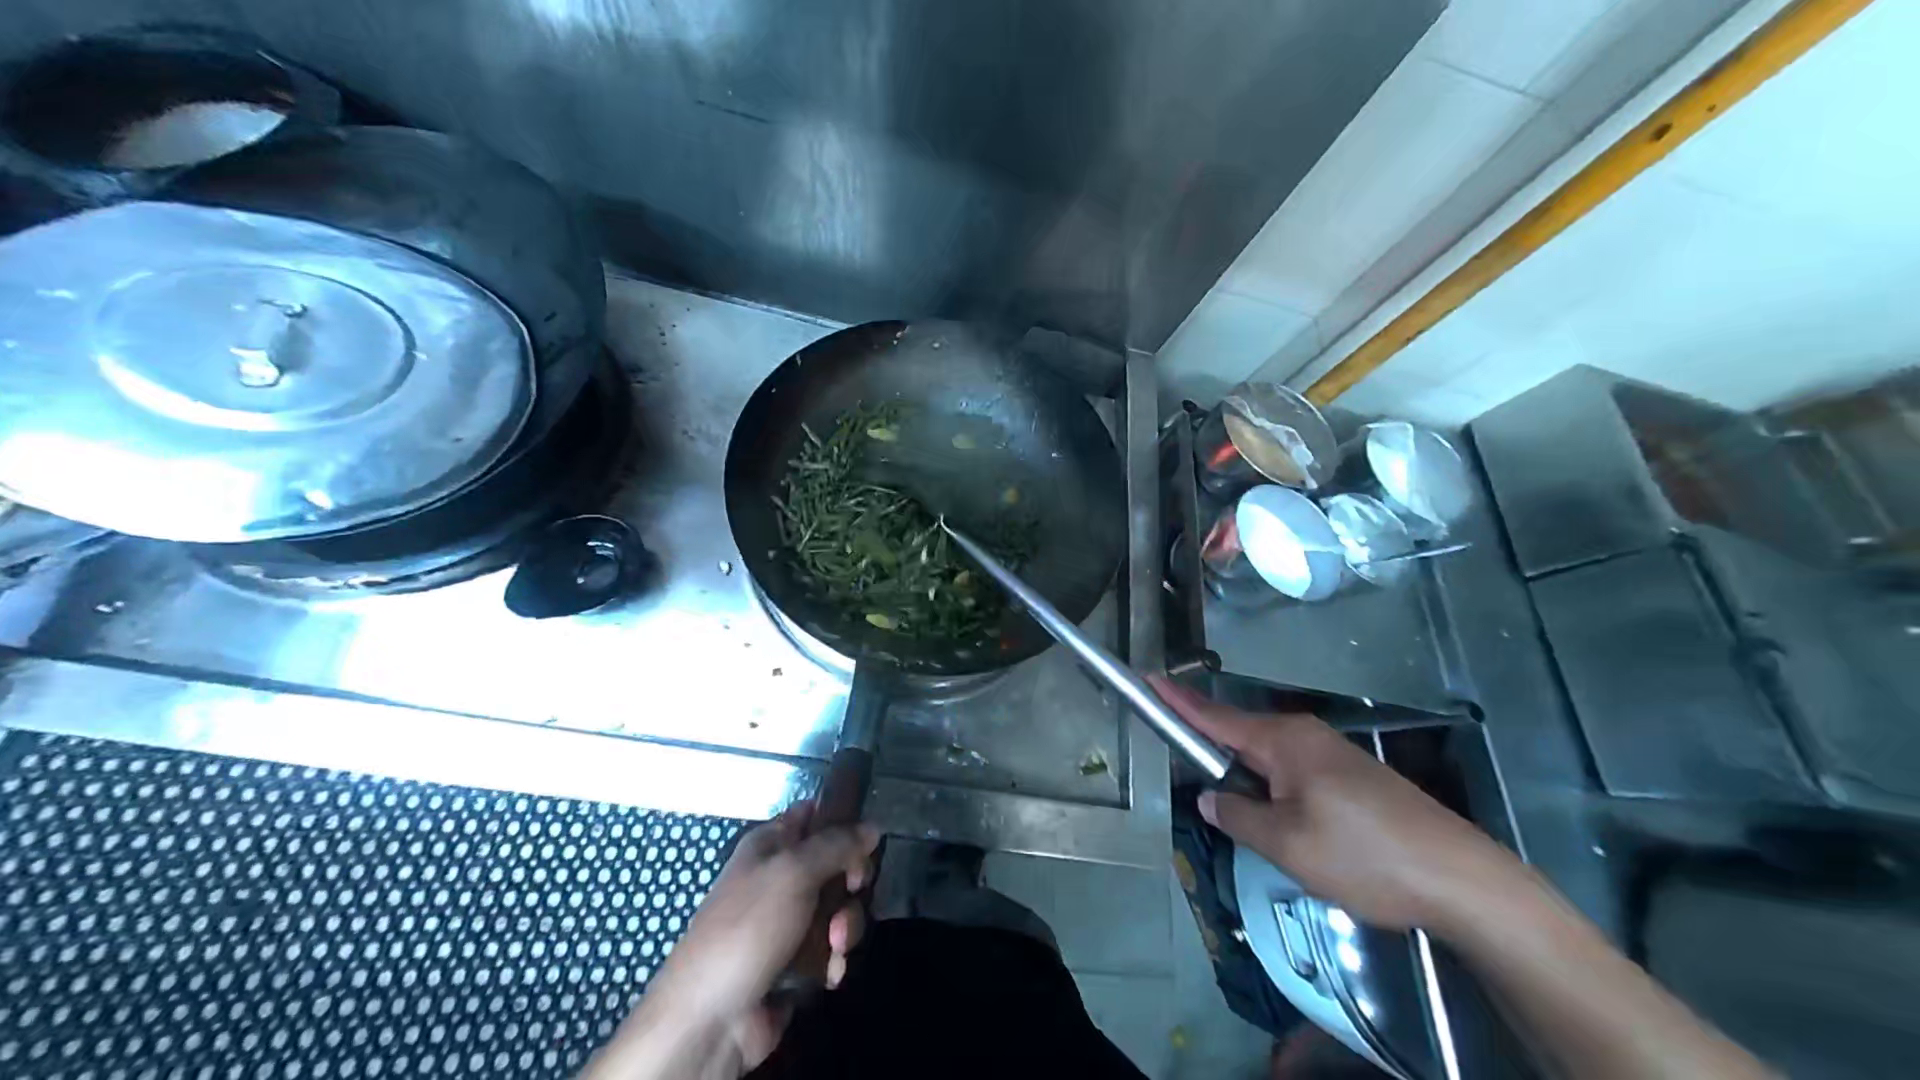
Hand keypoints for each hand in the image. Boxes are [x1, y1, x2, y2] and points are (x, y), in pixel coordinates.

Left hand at [581, 802, 879, 1079]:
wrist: (710, 1018)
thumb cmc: (748, 927)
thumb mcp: (793, 871)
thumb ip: (837, 844)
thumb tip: (872, 826)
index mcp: (769, 845)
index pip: (812, 815)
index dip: (841, 823)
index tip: (863, 841)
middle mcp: (780, 878)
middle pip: (836, 864)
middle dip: (851, 883)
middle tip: (853, 892)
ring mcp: (787, 922)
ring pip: (838, 909)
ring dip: (846, 927)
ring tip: (836, 946)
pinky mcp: (795, 963)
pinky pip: (830, 949)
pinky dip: (835, 959)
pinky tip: (829, 973)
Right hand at [1152, 676, 1527, 933]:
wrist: (1463, 881)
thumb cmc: (1364, 854)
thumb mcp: (1286, 844)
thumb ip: (1237, 816)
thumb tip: (1209, 798)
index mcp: (1284, 741)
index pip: (1215, 716)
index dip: (1178, 701)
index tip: (1148, 679)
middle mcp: (1306, 737)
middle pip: (1240, 735)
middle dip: (1210, 749)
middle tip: (1183, 768)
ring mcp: (1333, 756)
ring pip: (1269, 759)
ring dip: (1244, 776)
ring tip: (1233, 809)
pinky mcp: (1352, 779)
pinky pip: (1293, 772)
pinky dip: (1271, 787)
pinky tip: (1278, 820)